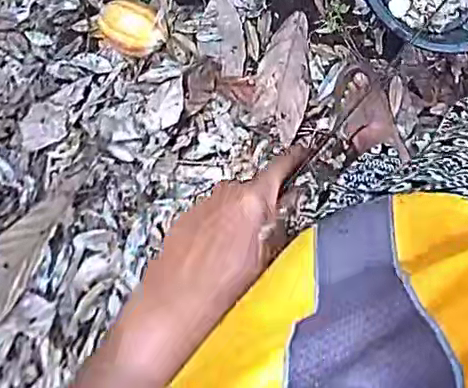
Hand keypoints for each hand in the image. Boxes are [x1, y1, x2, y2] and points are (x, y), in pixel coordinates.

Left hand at [146, 142, 309, 323]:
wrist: (166, 315)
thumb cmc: (215, 294)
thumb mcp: (265, 259)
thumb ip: (280, 223)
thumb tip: (289, 206)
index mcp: (252, 199)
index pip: (281, 165)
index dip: (295, 158)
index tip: (302, 152)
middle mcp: (225, 193)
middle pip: (254, 187)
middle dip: (262, 204)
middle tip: (267, 230)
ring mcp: (202, 204)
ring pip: (231, 201)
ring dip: (237, 217)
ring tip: (236, 253)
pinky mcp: (183, 219)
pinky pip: (210, 213)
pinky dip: (216, 227)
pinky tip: (214, 257)